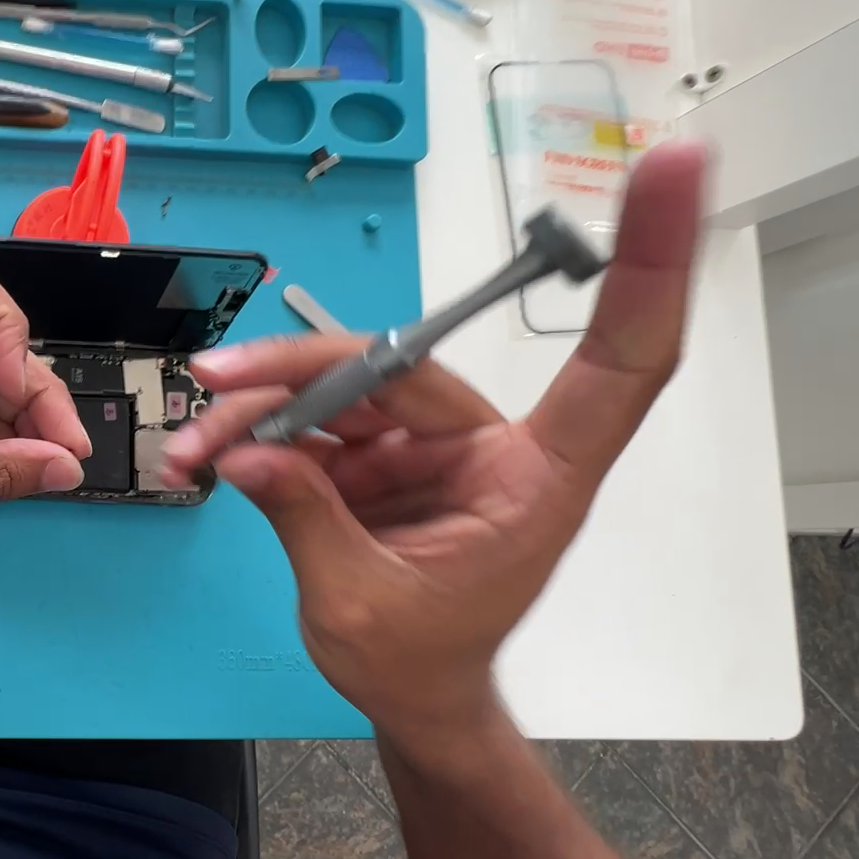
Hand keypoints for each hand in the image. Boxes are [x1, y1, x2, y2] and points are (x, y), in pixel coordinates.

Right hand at [157, 141, 709, 741]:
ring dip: (252, 413)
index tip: (669, 164)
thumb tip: (243, 452)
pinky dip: (248, 437)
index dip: (646, 268)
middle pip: (395, 368)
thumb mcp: (357, 601)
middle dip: (294, 374)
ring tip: (189, 448)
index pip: (613, 366)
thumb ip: (305, 519)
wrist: (402, 693)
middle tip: (215, 385)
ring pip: (333, 392)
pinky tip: (203, 455)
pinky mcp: (364, 457)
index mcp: (528, 478)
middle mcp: (479, 445)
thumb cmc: (414, 662)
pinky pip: (302, 425)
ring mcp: (415, 446)